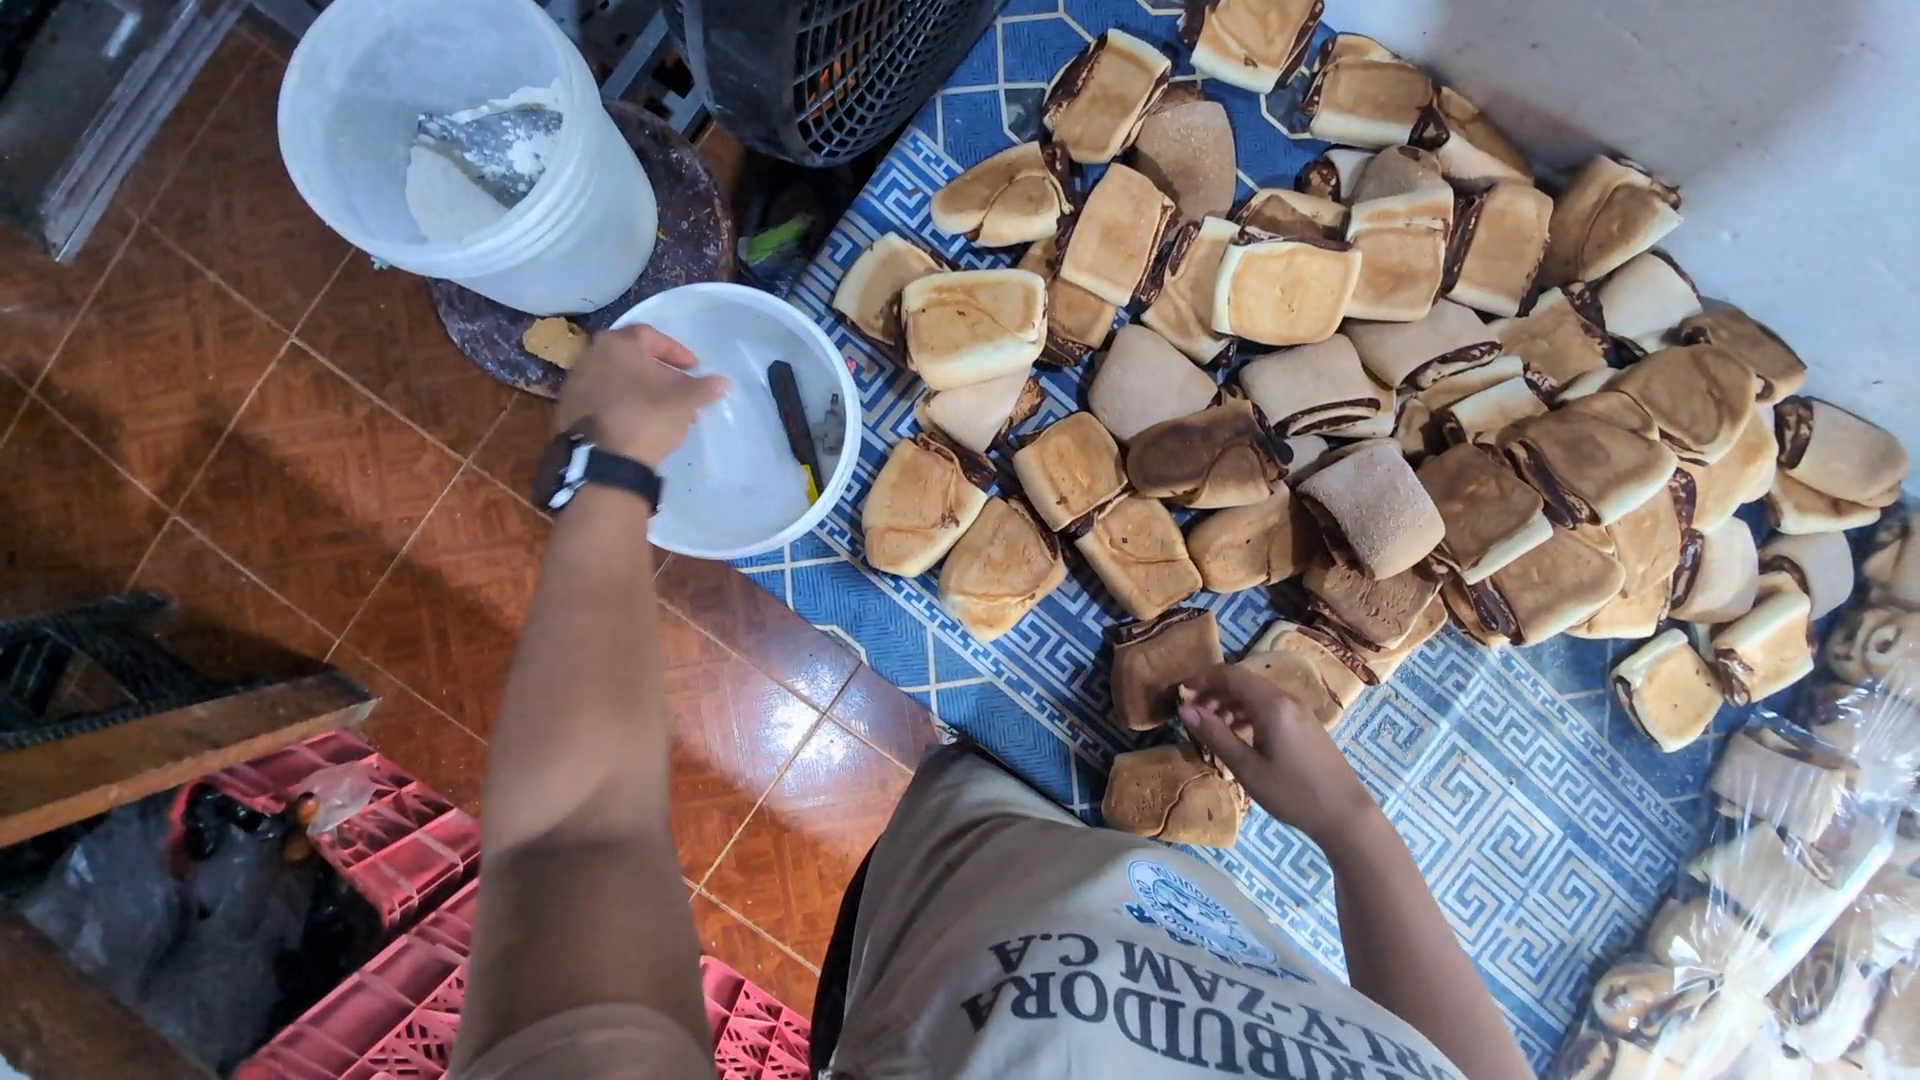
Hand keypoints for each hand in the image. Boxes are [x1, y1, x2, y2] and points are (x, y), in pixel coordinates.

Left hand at [555, 325, 729, 467]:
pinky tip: (640, 421)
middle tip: (683, 393)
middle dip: (662, 374)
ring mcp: (577, 380)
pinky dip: (624, 402)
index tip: (695, 369)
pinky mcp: (569, 405)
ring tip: (666, 411)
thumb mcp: (683, 403)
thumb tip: (724, 382)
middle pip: (634, 358)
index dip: (677, 352)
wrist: (602, 458)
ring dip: (644, 389)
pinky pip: (605, 396)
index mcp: (619, 344)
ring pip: (619, 378)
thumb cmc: (646, 417)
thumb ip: (704, 388)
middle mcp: (593, 354)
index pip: (652, 336)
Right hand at [1178, 665, 1381, 846]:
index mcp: (1271, 705)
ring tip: (1213, 727)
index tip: (1181, 693)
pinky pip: (1270, 707)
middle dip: (1215, 692)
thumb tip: (1185, 709)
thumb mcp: (1246, 767)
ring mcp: (1300, 712)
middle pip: (1244, 682)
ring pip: (1257, 695)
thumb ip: (1215, 735)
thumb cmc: (1293, 793)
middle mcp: (1286, 700)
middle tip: (1194, 714)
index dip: (1203, 679)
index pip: (1231, 675)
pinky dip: (1248, 713)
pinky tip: (1241, 735)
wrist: (1347, 816)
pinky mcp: (1306, 725)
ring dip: (1231, 704)